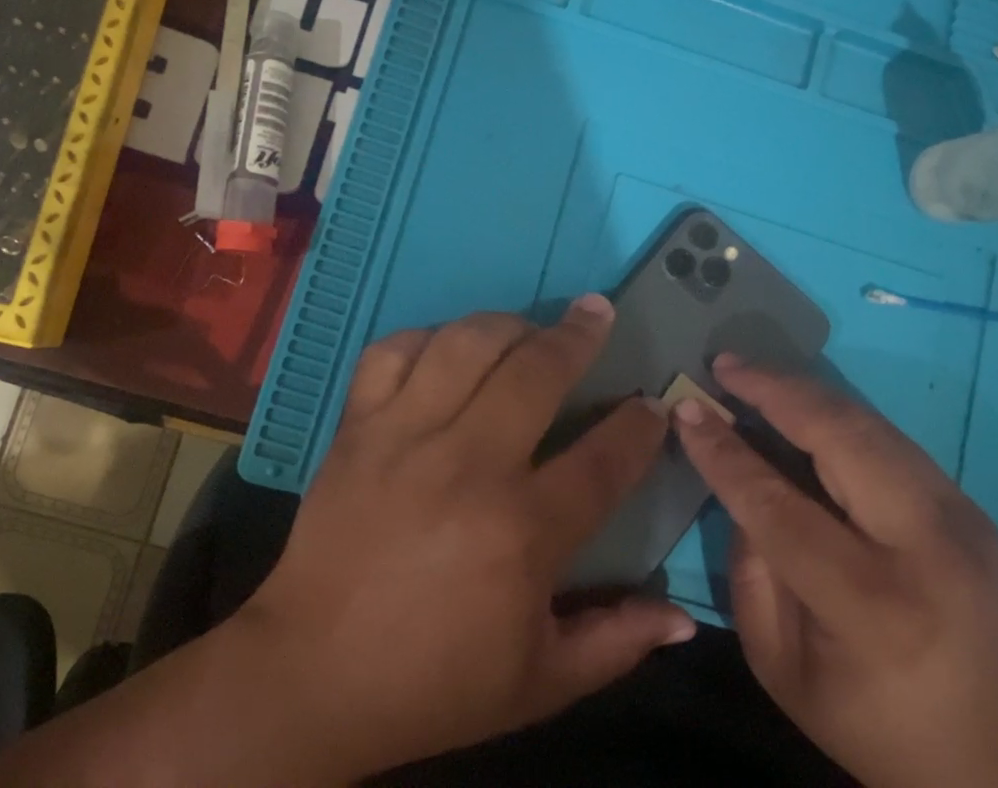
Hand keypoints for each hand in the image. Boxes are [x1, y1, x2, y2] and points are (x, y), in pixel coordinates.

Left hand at [226, 296, 696, 781]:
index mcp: (524, 530)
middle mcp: (468, 465)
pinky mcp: (355, 429)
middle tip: (596, 313)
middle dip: (577, 336)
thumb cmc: (433, 683)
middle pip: (535, 372)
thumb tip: (684, 616)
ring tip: (527, 326)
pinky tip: (444, 347)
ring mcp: (404, 437)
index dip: (638, 425)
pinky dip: (423, 338)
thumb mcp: (541, 682)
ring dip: (507, 324)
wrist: (313, 673)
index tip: (653, 403)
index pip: (604, 458)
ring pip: (465, 345)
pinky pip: (390, 355)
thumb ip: (617, 641)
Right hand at [674, 355, 997, 787]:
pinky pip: (892, 443)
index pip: (779, 504)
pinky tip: (801, 408)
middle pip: (843, 440)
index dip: (725, 452)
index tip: (685, 410)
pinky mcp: (973, 510)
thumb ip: (750, 571)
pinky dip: (838, 417)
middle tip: (723, 365)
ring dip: (807, 393)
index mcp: (871, 603)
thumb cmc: (873, 723)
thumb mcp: (781, 665)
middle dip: (776, 391)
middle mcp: (927, 548)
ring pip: (873, 427)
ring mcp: (964, 522)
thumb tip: (738, 484)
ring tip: (752, 374)